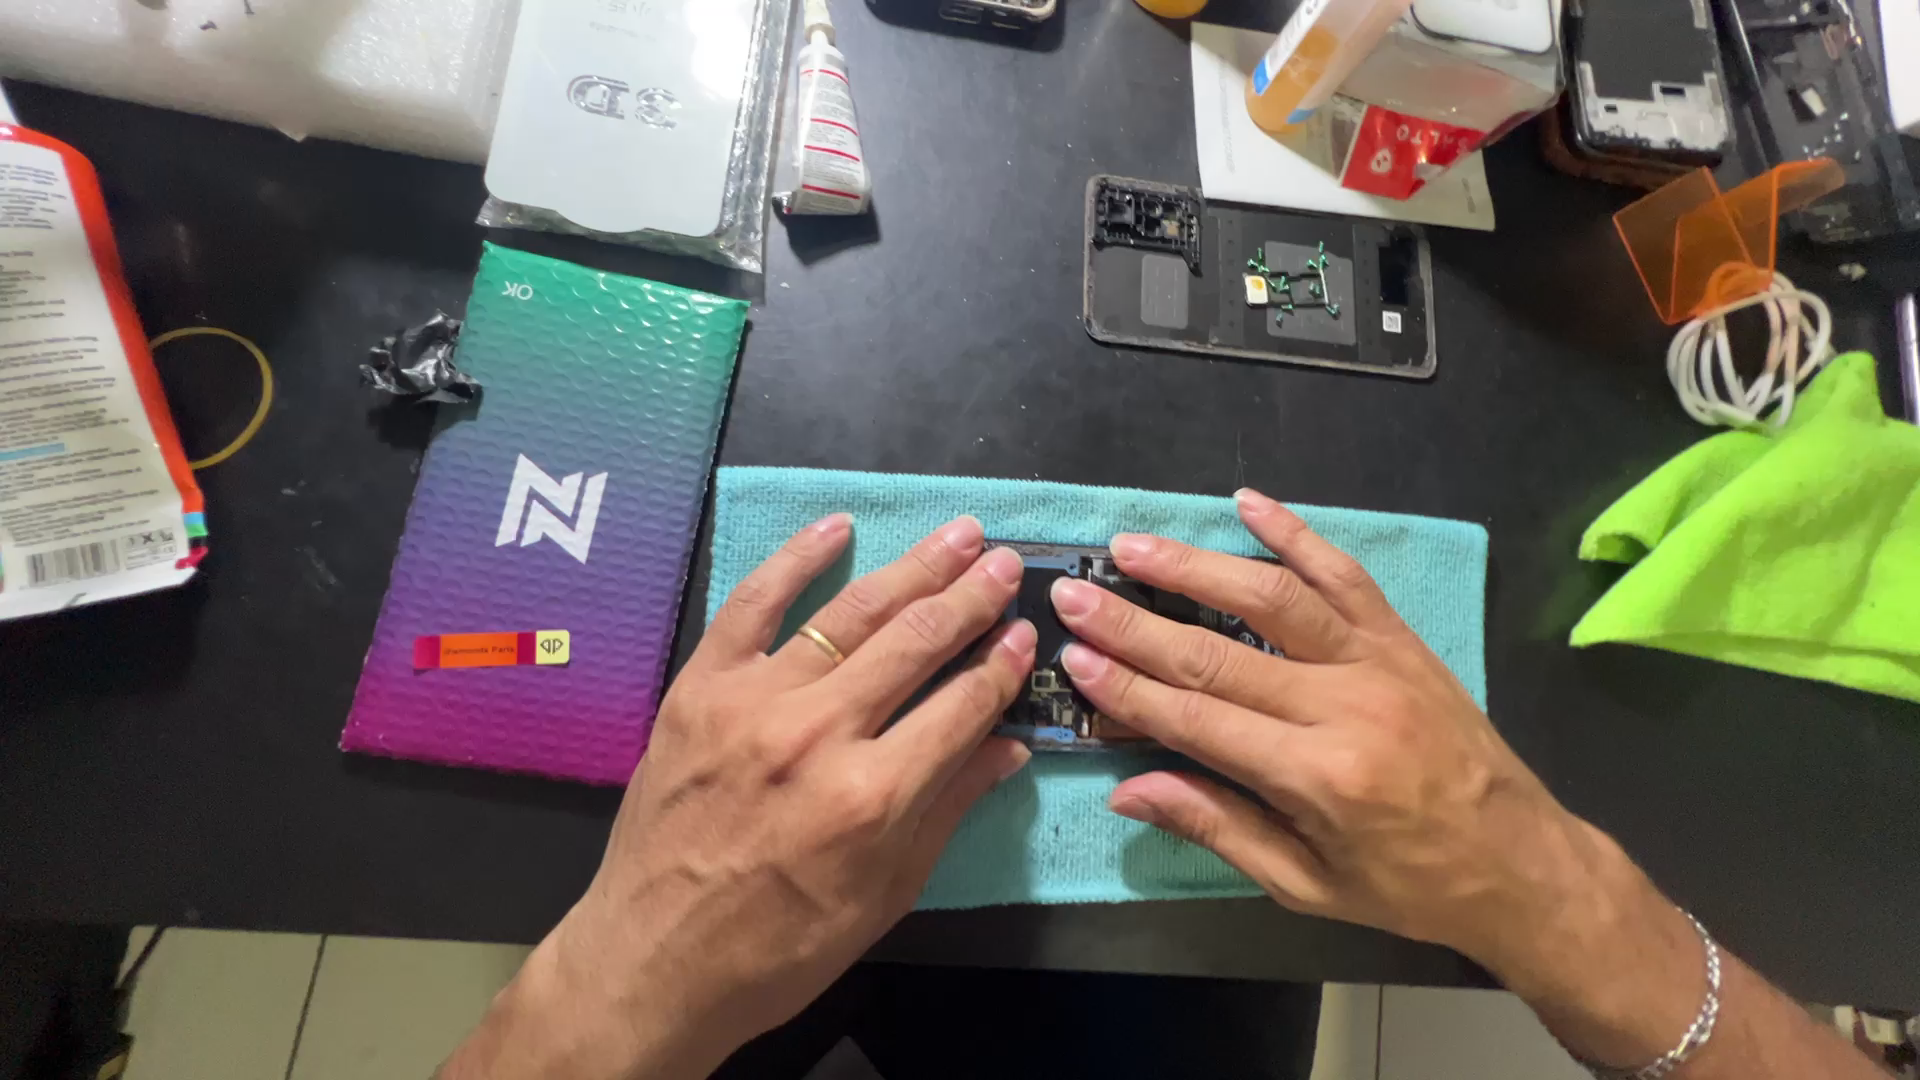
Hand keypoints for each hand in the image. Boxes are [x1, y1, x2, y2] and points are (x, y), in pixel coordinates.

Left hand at [442, 514, 1034, 1079]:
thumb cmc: (785, 942)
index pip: (962, 704)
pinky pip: (752, 603)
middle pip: (915, 642)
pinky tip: (838, 526)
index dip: (1003, 665)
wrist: (653, 959)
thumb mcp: (888, 890)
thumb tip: (1012, 742)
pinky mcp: (702, 685)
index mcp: (874, 795)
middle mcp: (819, 733)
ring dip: (914, 567)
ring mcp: (755, 700)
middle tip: (1005, 562)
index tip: (1026, 632)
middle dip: (971, 598)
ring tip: (958, 535)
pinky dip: (797, 558)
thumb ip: (951, 804)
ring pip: (851, 613)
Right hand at [1049, 489, 1892, 1079]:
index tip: (1073, 657)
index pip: (1198, 719)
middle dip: (1134, 624)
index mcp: (1319, 777)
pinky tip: (1248, 501)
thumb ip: (1216, 826)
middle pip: (1217, 652)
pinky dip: (1294, 532)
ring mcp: (1377, 660)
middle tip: (1075, 594)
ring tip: (1134, 545)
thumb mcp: (1305, 884)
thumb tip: (1125, 790)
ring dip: (1196, 567)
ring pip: (1273, 596)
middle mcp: (1345, 706)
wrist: (1529, 867)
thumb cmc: (1406, 884)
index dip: (1128, 689)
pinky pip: (1343, 573)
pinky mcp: (1400, 637)